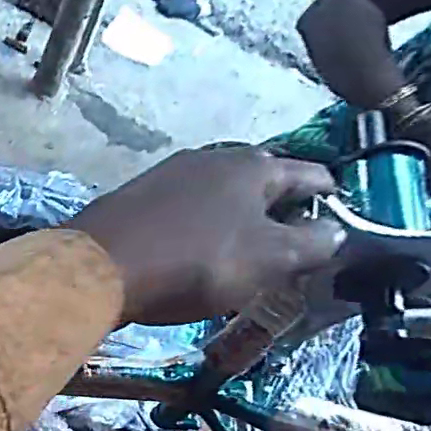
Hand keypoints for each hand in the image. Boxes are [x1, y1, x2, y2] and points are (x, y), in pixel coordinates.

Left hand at [66, 146, 342, 323]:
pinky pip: (172, 215)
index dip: (331, 200)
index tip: (338, 220)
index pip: (310, 175)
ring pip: (211, 198)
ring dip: (227, 221)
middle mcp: (205, 159)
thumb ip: (311, 244)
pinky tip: (183, 252)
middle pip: (256, 184)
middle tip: (284, 242)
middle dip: (274, 210)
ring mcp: (159, 178)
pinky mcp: (125, 203)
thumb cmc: (190, 263)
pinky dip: (188, 230)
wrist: (93, 270)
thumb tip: (334, 231)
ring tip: (235, 251)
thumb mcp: (267, 259)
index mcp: (251, 165)